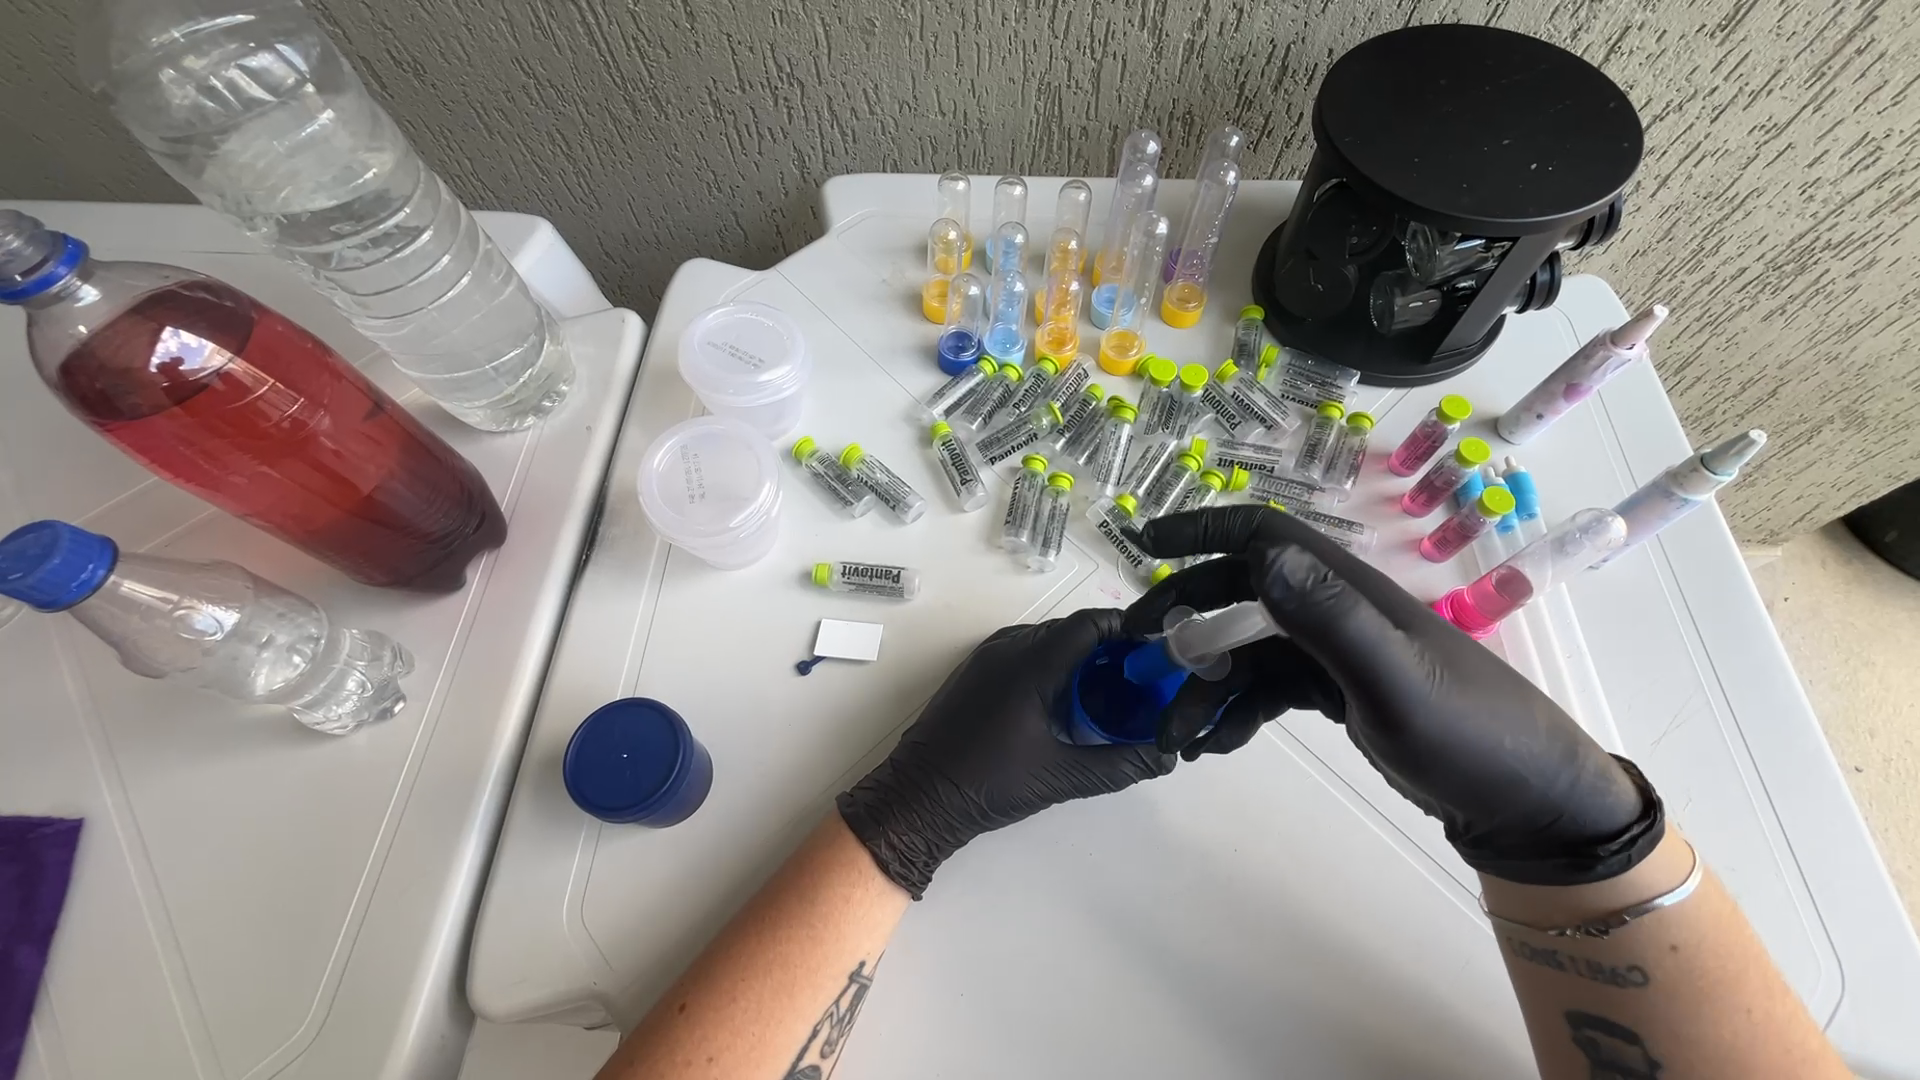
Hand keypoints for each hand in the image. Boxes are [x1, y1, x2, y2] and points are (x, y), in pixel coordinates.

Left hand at [838, 608, 1174, 897]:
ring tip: (1109, 688)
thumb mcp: (1061, 777)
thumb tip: (1163, 758)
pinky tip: (1066, 698)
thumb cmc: (988, 784)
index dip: (1126, 630)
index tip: (1154, 651)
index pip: (1088, 624)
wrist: (918, 796)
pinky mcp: (974, 671)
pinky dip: (1051, 663)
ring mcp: (986, 657)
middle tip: (1139, 676)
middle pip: (1070, 629)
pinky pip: (1023, 652)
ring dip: (1078, 655)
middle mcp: (1007, 648)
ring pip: (1045, 640)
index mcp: (1030, 664)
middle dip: (1108, 647)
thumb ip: (1118, 764)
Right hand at [1126, 506, 1661, 885]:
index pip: (1263, 536)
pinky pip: (1266, 689)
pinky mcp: (1335, 689)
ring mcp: (1333, 651)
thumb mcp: (1395, 681)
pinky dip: (1235, 711)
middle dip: (1182, 615)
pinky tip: (1217, 744)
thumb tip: (1263, 555)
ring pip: (1246, 651)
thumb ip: (1329, 617)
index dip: (1201, 529)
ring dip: (1204, 686)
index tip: (1144, 542)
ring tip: (1177, 736)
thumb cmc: (1468, 736)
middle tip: (1135, 646)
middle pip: (1238, 591)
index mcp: (1345, 590)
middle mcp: (1333, 610)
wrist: (1526, 803)